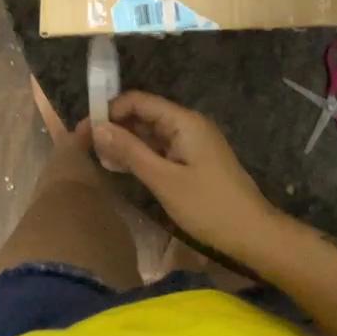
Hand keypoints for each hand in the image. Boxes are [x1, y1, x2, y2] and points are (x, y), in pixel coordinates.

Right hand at [91, 92, 280, 261]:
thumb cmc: (208, 206)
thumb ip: (130, 152)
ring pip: (151, 134)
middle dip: (114, 127)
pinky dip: (141, 156)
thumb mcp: (164, 180)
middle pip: (144, 115)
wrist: (252, 234)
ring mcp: (192, 143)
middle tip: (85, 147)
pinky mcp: (193, 161)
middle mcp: (188, 125)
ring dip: (125, 143)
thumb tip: (97, 127)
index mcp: (184, 121)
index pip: (138, 101)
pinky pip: (161, 149)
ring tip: (97, 158)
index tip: (84, 131)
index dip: (109, 111)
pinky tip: (120, 168)